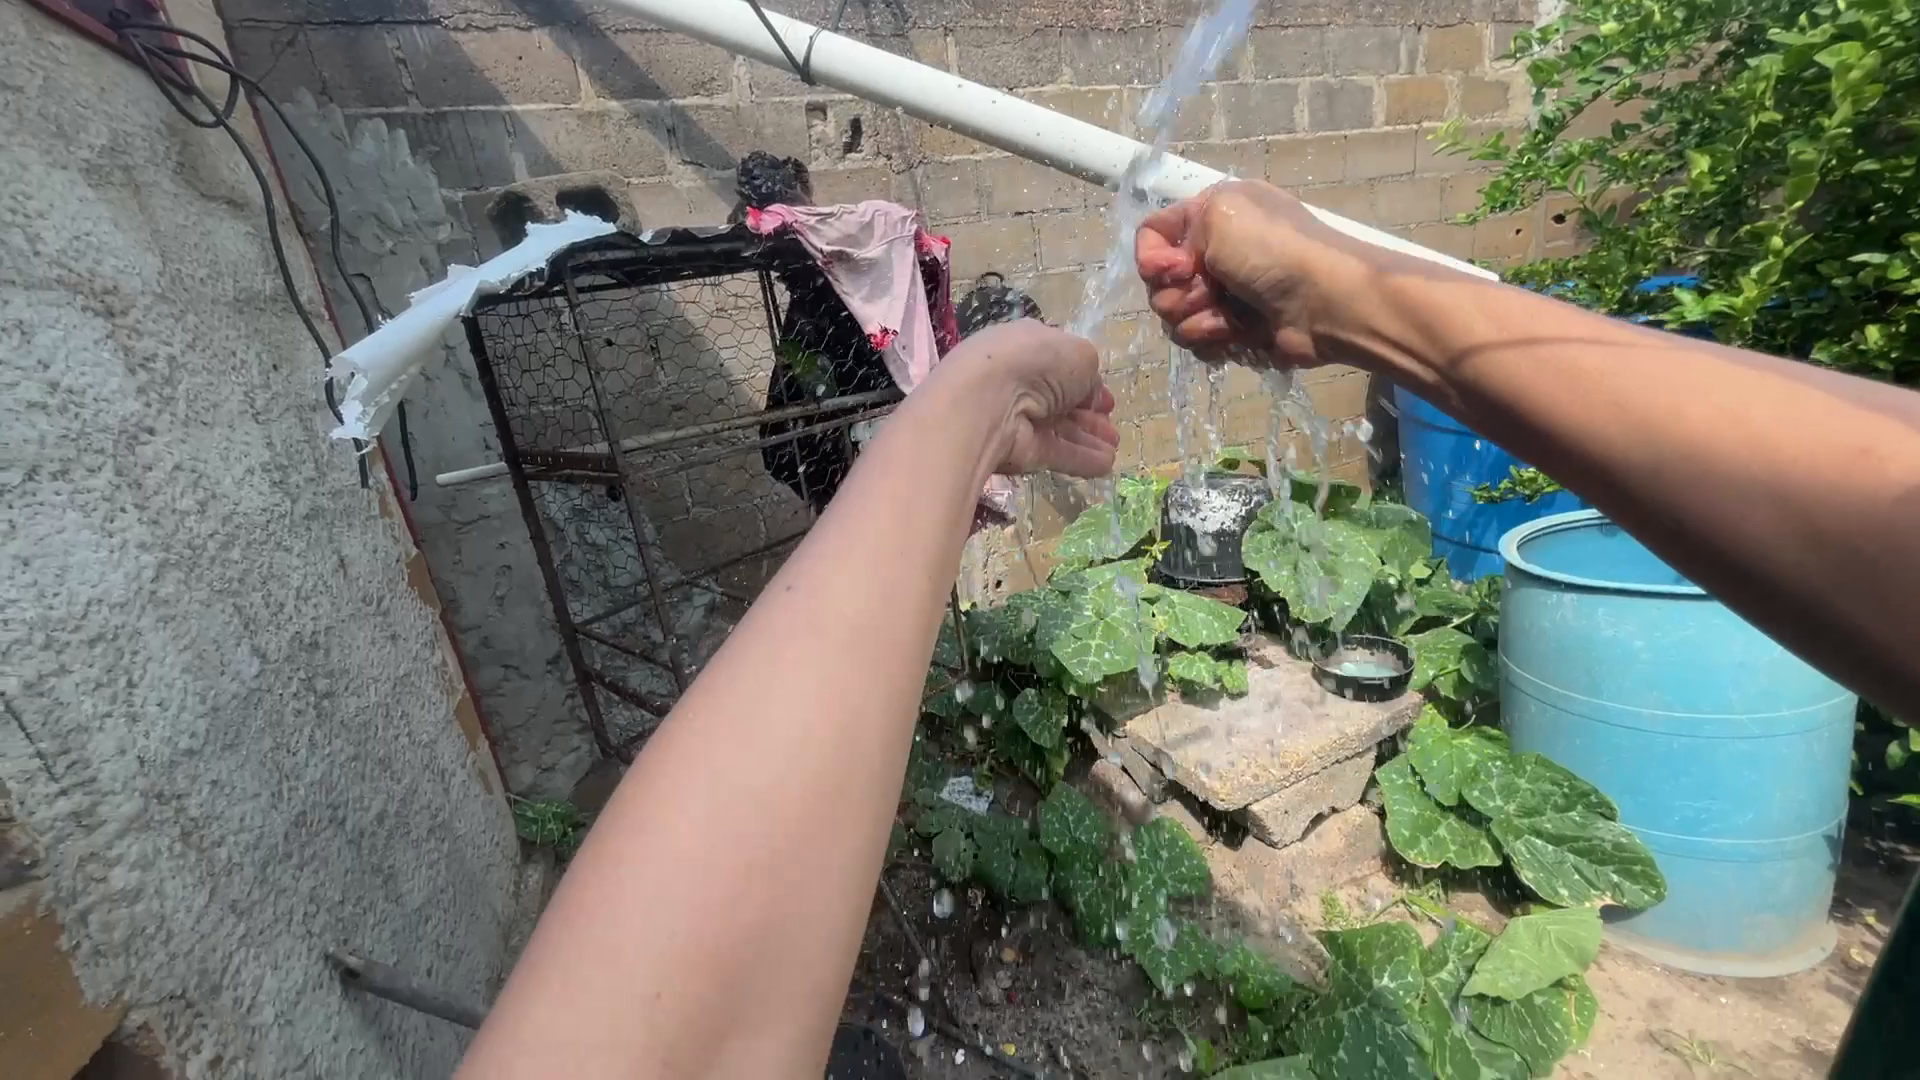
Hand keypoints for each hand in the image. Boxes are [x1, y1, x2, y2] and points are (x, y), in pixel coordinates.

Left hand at [934, 319, 1118, 477]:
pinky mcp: (1018, 449)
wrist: (990, 399)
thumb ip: (1090, 376)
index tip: (1104, 399)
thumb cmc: (1037, 362)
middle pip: (1060, 401)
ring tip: (1115, 447)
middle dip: (1088, 414)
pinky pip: (1055, 453)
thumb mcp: (1080, 355)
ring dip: (1087, 438)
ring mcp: (1017, 416)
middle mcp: (1020, 380)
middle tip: (1111, 427)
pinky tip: (1105, 465)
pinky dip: (1080, 459)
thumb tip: (1091, 396)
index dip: (1084, 382)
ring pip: (1059, 429)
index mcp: (1029, 346)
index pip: (1059, 365)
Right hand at [1135, 180, 1373, 369]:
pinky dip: (1212, 341)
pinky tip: (1237, 335)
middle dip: (1180, 296)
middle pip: (1159, 285)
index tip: (1178, 270)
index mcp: (1211, 217)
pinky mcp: (1232, 330)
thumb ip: (1173, 229)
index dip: (1152, 260)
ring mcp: (1222, 295)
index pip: (1152, 236)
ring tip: (1230, 319)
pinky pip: (1196, 342)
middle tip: (1213, 292)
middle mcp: (1213, 253)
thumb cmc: (1274, 252)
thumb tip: (1165, 270)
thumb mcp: (1222, 213)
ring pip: (1174, 318)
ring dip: (1198, 322)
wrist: (1325, 303)